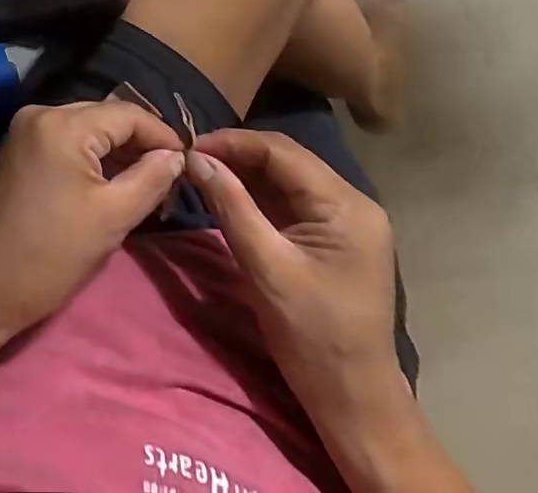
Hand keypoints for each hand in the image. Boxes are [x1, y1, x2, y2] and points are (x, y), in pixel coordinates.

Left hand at [0, 101, 186, 339]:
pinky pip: (68, 138)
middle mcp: (40, 113)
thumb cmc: (53, 252)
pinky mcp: (21, 146)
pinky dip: (94, 155)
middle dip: (141, 142)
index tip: (191, 164)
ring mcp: (26, 128)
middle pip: (105, 115)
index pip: (127, 113)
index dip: (163, 135)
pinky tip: (116, 179)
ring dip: (118, 149)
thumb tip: (177, 155)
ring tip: (151, 182)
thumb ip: (151, 178)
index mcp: (62, 124)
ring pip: (88, 126)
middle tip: (173, 177)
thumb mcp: (114, 216)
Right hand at [186, 128, 407, 423]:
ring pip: (281, 175)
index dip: (232, 142)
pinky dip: (250, 190)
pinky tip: (221, 190)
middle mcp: (349, 203)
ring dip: (239, 169)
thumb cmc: (312, 332)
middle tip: (188, 158)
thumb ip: (230, 205)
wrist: (350, 394)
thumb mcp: (265, 265)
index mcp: (346, 207)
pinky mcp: (326, 234)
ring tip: (198, 170)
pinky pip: (283, 197)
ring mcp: (340, 218)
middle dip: (234, 152)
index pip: (281, 152)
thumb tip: (195, 157)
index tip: (188, 147)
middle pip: (283, 158)